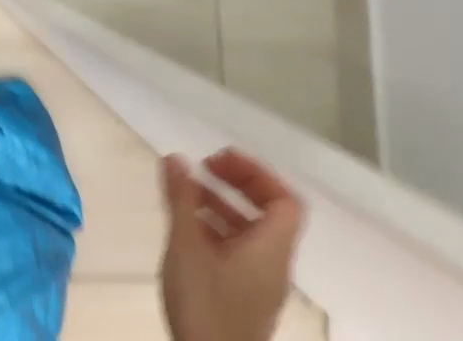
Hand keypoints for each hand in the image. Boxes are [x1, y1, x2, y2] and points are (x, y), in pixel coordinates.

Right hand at [160, 150, 304, 340]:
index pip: (285, 201)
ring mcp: (260, 281)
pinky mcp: (243, 294)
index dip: (256, 173)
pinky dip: (217, 227)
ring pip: (251, 231)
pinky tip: (187, 227)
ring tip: (185, 192)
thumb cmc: (205, 303)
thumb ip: (182, 200)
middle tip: (202, 167)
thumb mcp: (186, 246)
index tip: (219, 158)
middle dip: (239, 184)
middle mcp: (273, 262)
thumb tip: (177, 158)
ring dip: (223, 204)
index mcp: (271, 249)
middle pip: (270, 213)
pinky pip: (238, 248)